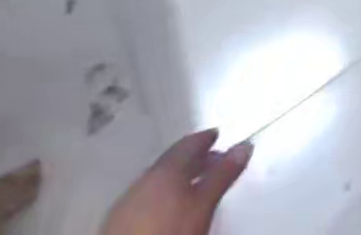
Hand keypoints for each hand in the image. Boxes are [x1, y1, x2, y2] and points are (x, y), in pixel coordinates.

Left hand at [103, 129, 251, 234]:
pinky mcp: (115, 226)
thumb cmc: (172, 233)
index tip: (218, 136)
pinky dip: (161, 195)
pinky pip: (144, 199)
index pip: (187, 144)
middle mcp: (142, 181)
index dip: (205, 138)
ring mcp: (124, 204)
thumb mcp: (204, 204)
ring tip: (195, 188)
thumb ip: (224, 174)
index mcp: (165, 170)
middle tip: (215, 163)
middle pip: (171, 161)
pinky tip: (169, 209)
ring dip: (177, 178)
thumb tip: (245, 145)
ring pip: (156, 181)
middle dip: (194, 159)